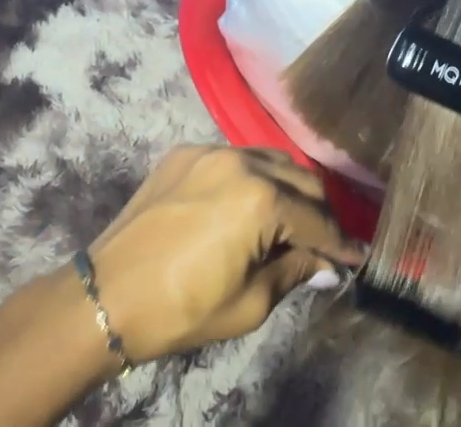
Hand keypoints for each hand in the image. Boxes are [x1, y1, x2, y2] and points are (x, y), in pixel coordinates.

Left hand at [86, 145, 365, 361]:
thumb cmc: (180, 309)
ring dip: (288, 189)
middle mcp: (241, 162)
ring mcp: (210, 151)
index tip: (355, 257)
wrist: (104, 297)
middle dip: (319, 213)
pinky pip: (235, 158)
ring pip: (271, 161)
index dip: (339, 243)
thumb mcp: (249, 304)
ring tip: (289, 221)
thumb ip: (295, 272)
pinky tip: (247, 204)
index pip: (318, 219)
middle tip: (324, 243)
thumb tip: (327, 264)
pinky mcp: (185, 152)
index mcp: (261, 201)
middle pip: (301, 181)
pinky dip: (252, 178)